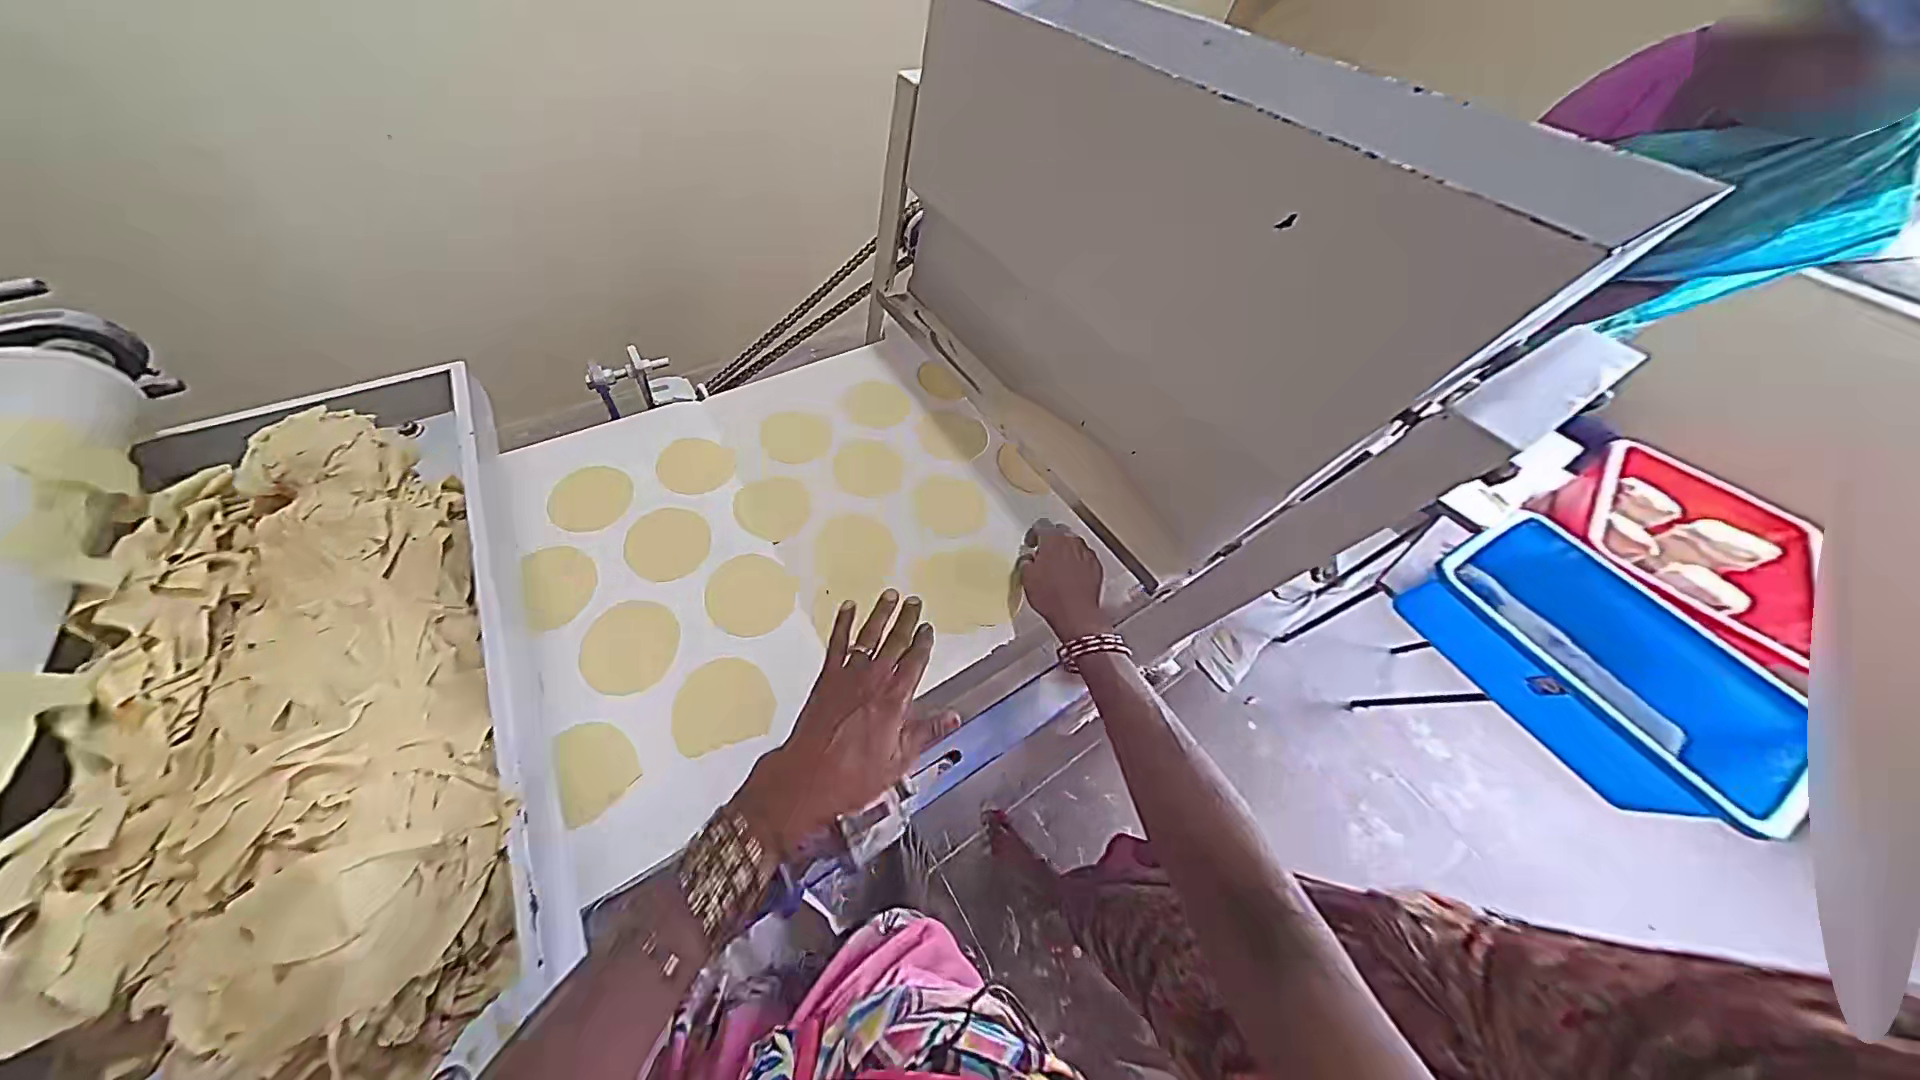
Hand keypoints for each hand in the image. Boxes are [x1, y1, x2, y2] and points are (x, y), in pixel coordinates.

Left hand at [729, 590, 959, 861]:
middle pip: (895, 641)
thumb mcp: (899, 761)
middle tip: (915, 602)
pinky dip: (843, 623)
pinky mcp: (826, 678)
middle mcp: (873, 681)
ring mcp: (847, 676)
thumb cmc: (852, 776)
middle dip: (907, 620)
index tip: (928, 629)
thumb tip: (952, 718)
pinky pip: (837, 643)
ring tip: (890, 596)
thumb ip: (926, 733)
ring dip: (881, 614)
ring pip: (870, 635)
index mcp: (894, 700)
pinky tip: (848, 608)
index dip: (923, 642)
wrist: (806, 778)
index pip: (915, 662)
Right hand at [1018, 524, 1108, 640]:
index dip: (1033, 534)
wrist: (1076, 614)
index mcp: (1052, 539)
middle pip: (1059, 532)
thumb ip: (1026, 561)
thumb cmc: (1050, 595)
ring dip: (1064, 551)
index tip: (1030, 544)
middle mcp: (1071, 541)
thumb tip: (1028, 559)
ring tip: (1056, 568)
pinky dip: (1076, 563)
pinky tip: (1070, 577)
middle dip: (1050, 541)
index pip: (1041, 525)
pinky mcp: (1096, 566)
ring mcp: (1086, 553)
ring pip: (1073, 544)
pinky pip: (1084, 558)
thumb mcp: (1027, 578)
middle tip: (1042, 555)